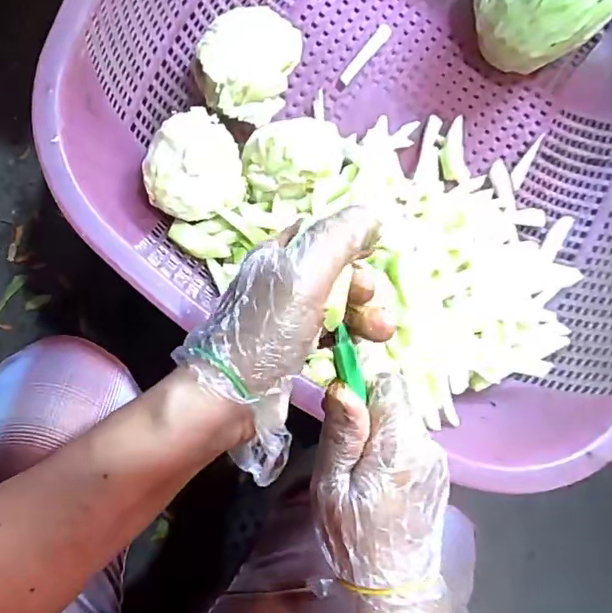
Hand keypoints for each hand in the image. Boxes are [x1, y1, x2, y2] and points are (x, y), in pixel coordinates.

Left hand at [174, 205, 379, 482]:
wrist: (232, 394)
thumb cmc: (268, 331)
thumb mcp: (305, 274)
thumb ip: (339, 238)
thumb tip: (370, 218)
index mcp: (278, 256)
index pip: (322, 234)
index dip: (351, 243)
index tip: (371, 260)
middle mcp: (280, 284)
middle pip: (336, 273)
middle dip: (364, 288)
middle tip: (373, 307)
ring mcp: (285, 320)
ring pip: (337, 307)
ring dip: (365, 317)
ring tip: (379, 335)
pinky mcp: (290, 351)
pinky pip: (328, 337)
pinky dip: (347, 341)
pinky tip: (355, 353)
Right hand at [313, 373, 472, 612]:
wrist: (394, 588)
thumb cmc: (353, 536)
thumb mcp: (333, 485)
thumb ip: (342, 434)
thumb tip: (344, 385)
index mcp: (400, 444)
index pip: (389, 383)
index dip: (360, 386)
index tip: (338, 411)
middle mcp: (427, 445)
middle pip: (396, 402)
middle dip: (366, 413)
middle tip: (341, 450)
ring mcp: (437, 460)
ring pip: (401, 423)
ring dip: (376, 433)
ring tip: (355, 470)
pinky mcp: (436, 474)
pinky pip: (408, 444)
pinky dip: (388, 450)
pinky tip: (374, 480)